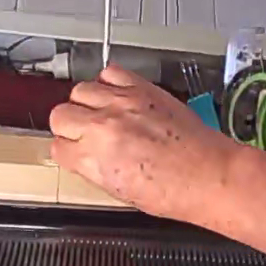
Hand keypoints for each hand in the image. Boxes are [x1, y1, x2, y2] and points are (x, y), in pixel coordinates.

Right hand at [48, 67, 245, 221]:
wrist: (209, 175)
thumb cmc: (174, 191)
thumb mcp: (121, 193)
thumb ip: (95, 169)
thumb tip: (84, 160)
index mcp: (93, 158)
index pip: (57, 147)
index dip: (66, 151)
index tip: (73, 152)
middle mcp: (103, 126)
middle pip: (61, 114)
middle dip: (70, 127)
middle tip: (83, 134)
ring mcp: (122, 103)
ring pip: (81, 90)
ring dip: (87, 103)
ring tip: (101, 115)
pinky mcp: (142, 89)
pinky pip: (110, 72)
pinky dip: (109, 83)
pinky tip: (117, 97)